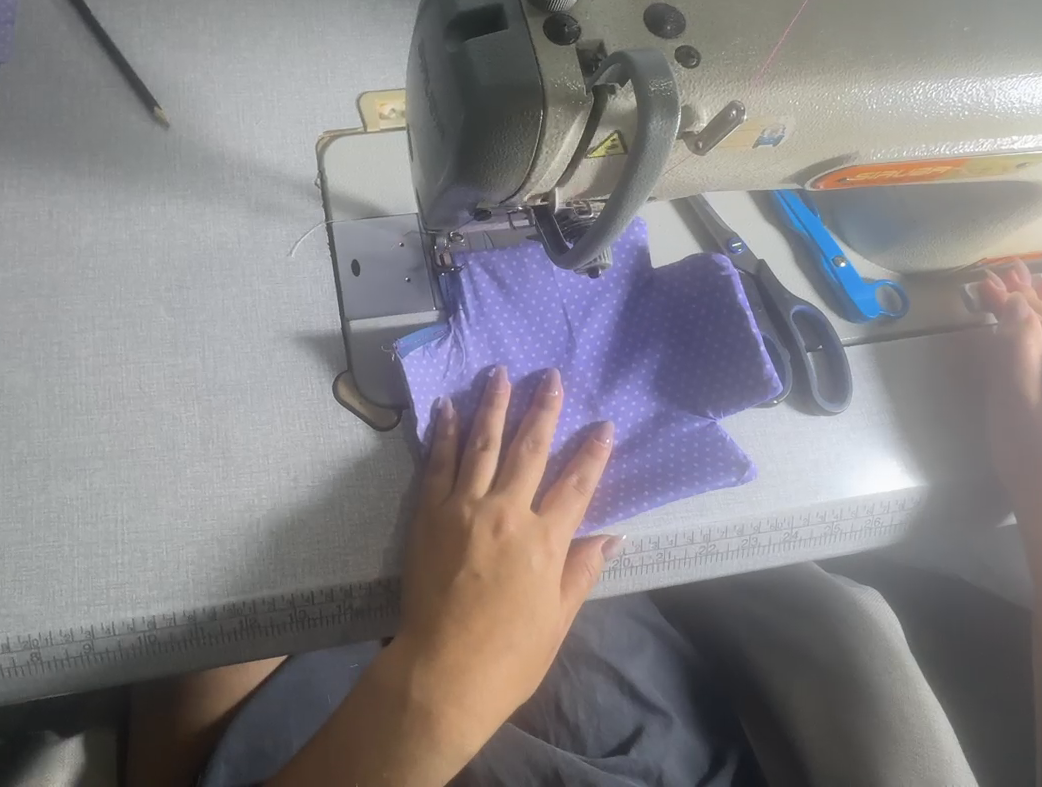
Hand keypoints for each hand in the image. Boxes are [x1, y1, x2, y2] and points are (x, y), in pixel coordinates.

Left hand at [389, 366, 617, 748]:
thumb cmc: (510, 654)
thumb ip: (583, 570)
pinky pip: (438, 462)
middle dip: (542, 409)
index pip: (577, 484)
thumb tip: (613, 535)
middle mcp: (506, 512)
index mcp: (545, 540)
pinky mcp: (429, 511)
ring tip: (500, 372)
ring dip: (493, 405)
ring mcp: (464, 506)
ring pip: (483, 444)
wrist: (443, 669)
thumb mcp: (559, 619)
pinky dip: (444, 431)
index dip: (593, 452)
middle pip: (529, 449)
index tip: (603, 424)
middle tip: (550, 375)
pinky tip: (449, 405)